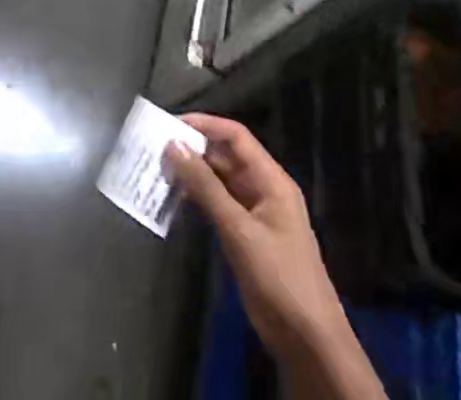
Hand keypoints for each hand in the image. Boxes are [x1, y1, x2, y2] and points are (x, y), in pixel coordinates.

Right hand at [166, 115, 348, 358]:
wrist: (307, 337)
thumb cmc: (279, 276)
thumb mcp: (239, 229)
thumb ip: (206, 187)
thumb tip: (173, 146)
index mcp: (272, 181)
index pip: (236, 137)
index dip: (205, 124)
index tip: (169, 124)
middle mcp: (262, 189)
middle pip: (224, 155)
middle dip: (191, 149)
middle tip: (153, 148)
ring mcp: (253, 212)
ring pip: (217, 179)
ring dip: (190, 173)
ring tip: (155, 169)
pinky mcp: (243, 232)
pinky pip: (215, 202)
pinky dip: (194, 196)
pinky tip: (170, 197)